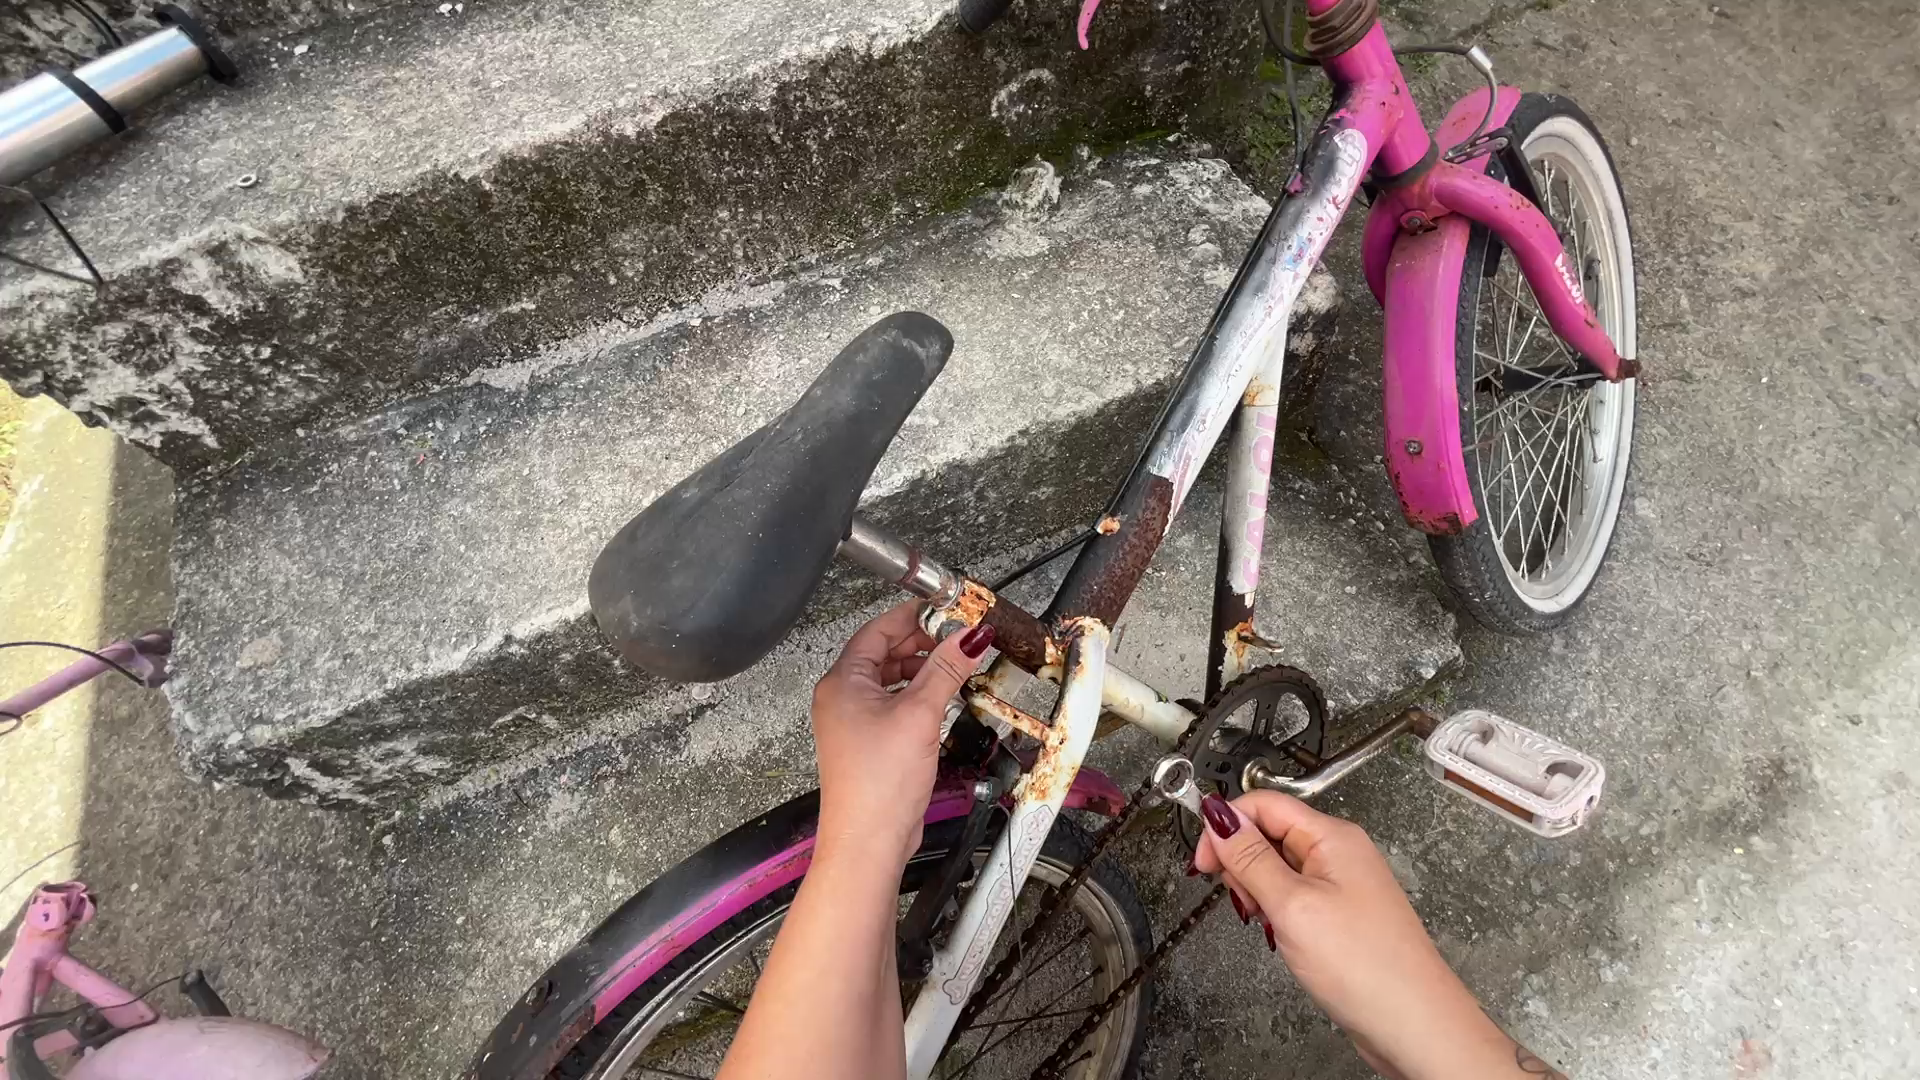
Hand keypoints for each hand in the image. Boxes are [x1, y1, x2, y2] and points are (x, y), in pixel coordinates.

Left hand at [810, 603, 993, 867]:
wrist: (868, 842)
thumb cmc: (878, 784)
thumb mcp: (920, 714)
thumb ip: (946, 670)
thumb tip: (969, 637)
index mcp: (843, 681)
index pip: (878, 630)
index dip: (913, 616)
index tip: (946, 610)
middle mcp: (843, 696)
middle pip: (885, 652)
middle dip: (922, 642)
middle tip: (958, 637)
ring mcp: (854, 719)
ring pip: (892, 678)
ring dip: (923, 669)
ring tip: (956, 665)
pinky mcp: (869, 740)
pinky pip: (894, 702)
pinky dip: (918, 693)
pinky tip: (942, 696)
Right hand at [1193, 790, 1547, 1079]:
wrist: (1421, 1033)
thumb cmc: (1366, 969)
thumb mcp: (1292, 905)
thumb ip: (1249, 857)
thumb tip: (1216, 813)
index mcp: (1331, 836)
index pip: (1262, 803)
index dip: (1225, 825)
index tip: (1203, 859)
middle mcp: (1338, 850)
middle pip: (1267, 831)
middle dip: (1241, 860)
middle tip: (1241, 898)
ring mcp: (1341, 882)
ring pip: (1276, 863)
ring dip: (1256, 887)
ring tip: (1264, 921)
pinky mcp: (1340, 911)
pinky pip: (1292, 891)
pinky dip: (1275, 906)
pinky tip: (1278, 931)